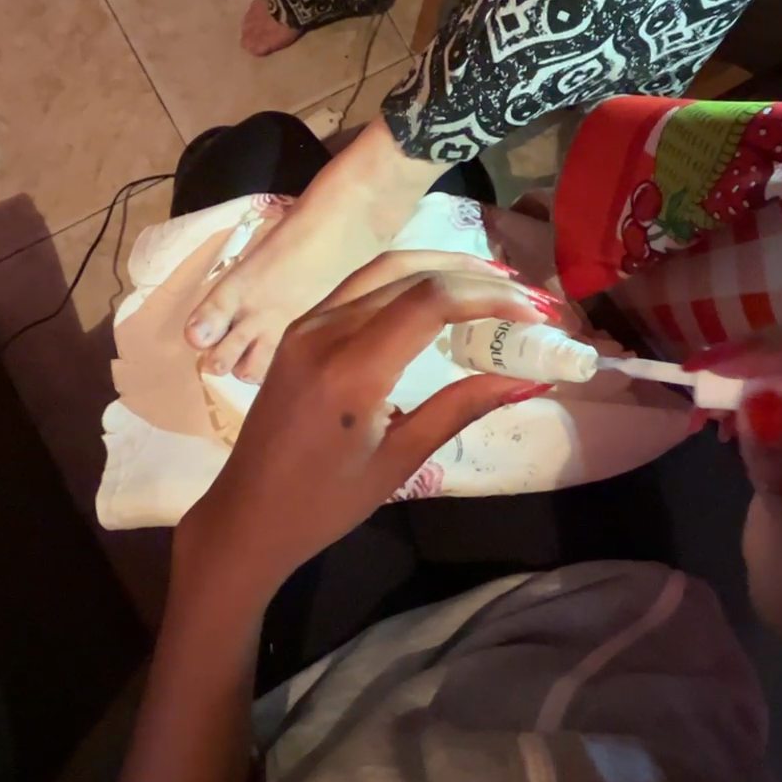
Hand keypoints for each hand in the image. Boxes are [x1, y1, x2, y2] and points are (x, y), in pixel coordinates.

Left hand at [175, 252, 555, 599]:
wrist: (247, 514)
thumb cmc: (325, 502)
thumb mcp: (401, 459)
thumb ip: (462, 407)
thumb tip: (527, 378)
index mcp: (350, 368)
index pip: (430, 300)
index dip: (489, 296)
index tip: (534, 312)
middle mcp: (324, 330)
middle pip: (411, 274)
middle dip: (475, 277)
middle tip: (526, 293)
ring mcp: (306, 323)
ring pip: (383, 269)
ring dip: (441, 267)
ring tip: (493, 282)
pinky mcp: (300, 328)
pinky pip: (360, 286)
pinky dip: (406, 280)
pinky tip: (438, 295)